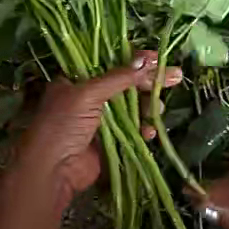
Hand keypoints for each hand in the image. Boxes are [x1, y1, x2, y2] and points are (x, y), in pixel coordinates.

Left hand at [12, 50, 181, 201]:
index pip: (111, 63)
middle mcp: (88, 97)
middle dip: (149, 82)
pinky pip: (132, 130)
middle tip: (176, 78)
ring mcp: (100, 120)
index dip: (135, 60)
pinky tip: (150, 132)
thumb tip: (146, 61)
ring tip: (159, 110)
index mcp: (76, 79)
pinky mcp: (110, 140)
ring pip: (132, 107)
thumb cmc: (63, 125)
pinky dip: (143, 129)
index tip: (158, 59)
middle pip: (125, 84)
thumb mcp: (88, 94)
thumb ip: (118, 78)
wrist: (53, 170)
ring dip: (147, 107)